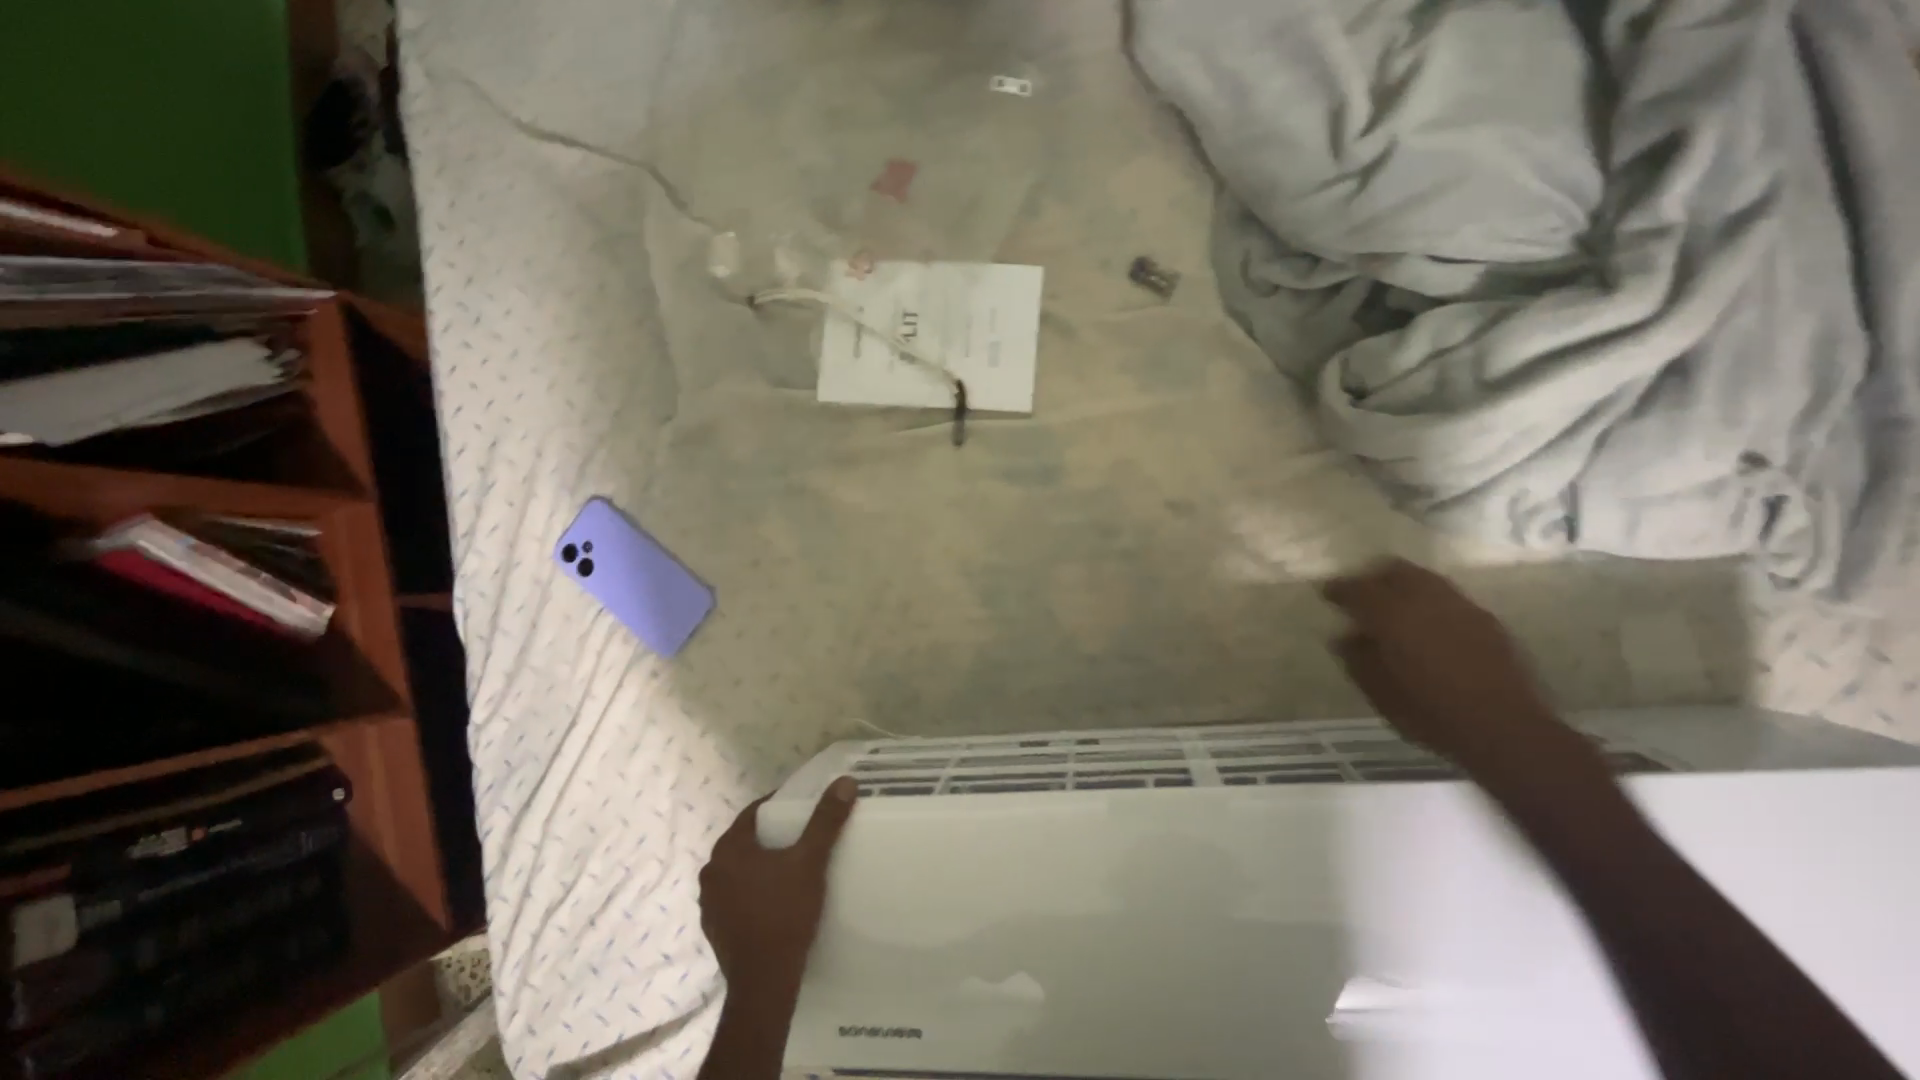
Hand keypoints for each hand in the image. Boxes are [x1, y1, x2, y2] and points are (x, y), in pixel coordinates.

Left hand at [699, 776, 857, 1006]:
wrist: (764, 981)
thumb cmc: (785, 913)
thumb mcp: (810, 862)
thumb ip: (825, 820)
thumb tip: (844, 781)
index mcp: (728, 849)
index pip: (753, 813)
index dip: (778, 806)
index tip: (802, 806)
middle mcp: (711, 871)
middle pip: (745, 842)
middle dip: (771, 837)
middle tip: (802, 837)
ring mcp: (709, 903)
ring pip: (739, 872)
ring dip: (760, 867)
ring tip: (791, 869)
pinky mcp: (715, 929)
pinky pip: (736, 898)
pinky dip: (754, 893)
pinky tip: (776, 902)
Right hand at [1322, 558, 1592, 786]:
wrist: (1504, 727)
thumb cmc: (1431, 713)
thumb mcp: (1380, 693)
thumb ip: (1358, 659)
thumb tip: (1345, 636)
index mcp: (1392, 615)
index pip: (1357, 589)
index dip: (1338, 588)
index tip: (1326, 592)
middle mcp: (1426, 599)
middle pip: (1395, 570)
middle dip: (1374, 577)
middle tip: (1361, 592)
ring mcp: (1460, 605)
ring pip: (1425, 579)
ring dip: (1404, 584)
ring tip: (1394, 605)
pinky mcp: (1486, 619)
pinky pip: (1448, 596)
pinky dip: (1430, 600)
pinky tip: (1428, 622)